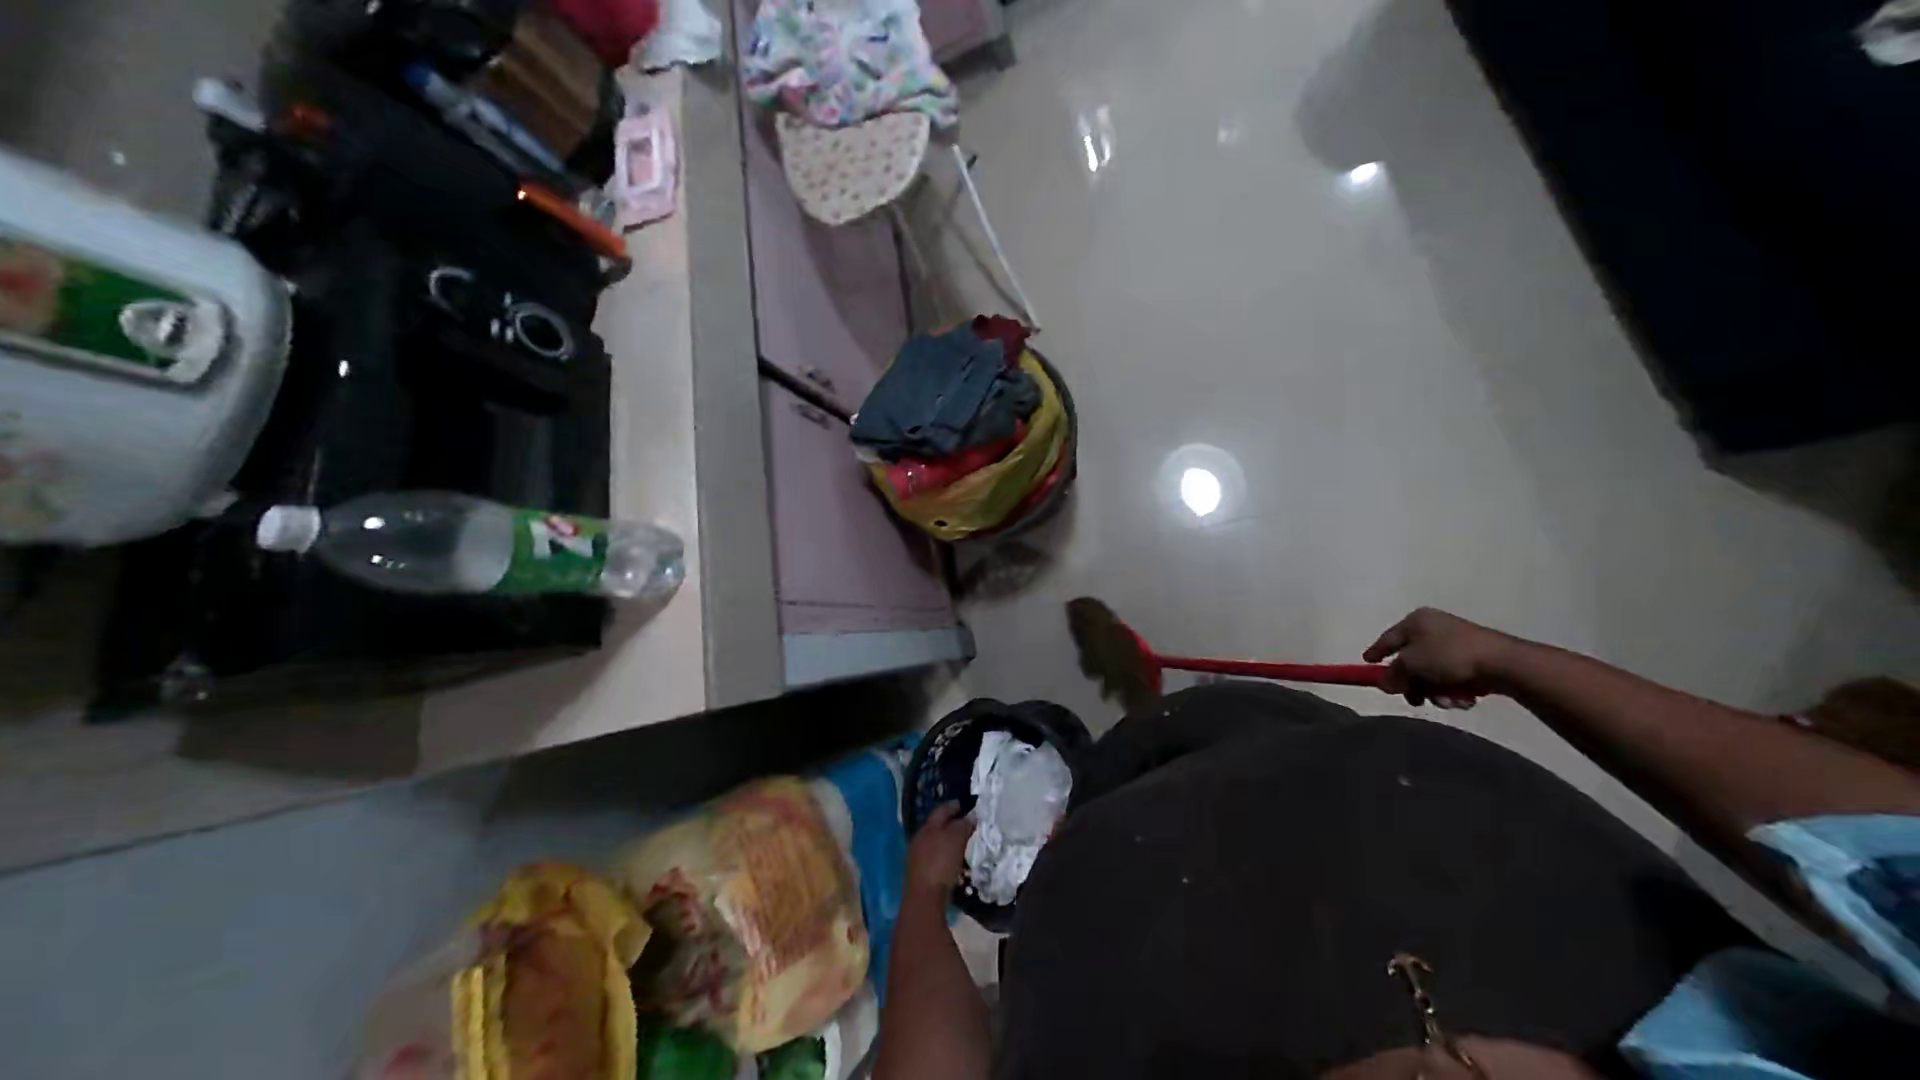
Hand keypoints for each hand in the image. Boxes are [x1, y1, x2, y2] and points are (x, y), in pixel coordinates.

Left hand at [906, 802, 973, 899]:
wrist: (924, 896)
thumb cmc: (941, 862)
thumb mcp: (956, 839)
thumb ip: (963, 824)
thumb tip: (971, 815)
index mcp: (928, 826)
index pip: (942, 810)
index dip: (953, 806)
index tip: (964, 805)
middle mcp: (920, 837)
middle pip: (937, 825)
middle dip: (951, 823)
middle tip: (966, 823)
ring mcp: (917, 855)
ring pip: (935, 841)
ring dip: (948, 839)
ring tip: (963, 842)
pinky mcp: (920, 871)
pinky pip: (935, 856)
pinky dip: (944, 854)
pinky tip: (953, 860)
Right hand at [1364, 608, 1519, 706]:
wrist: (1502, 663)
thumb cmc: (1448, 657)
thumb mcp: (1410, 665)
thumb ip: (1392, 674)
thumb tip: (1385, 683)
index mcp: (1416, 621)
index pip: (1388, 638)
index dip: (1376, 652)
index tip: (1367, 662)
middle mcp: (1434, 627)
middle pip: (1411, 660)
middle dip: (1412, 683)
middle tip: (1413, 698)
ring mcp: (1456, 642)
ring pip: (1433, 672)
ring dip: (1435, 691)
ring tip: (1446, 700)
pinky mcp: (1475, 657)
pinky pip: (1453, 676)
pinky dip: (1454, 689)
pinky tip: (1462, 698)